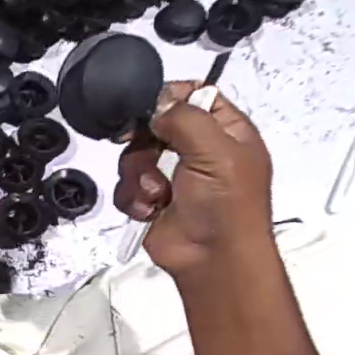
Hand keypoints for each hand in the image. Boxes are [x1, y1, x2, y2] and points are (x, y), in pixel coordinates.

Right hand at [114, 83, 274, 276]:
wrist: (211, 258)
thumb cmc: (226, 206)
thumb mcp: (216, 150)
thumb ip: (185, 118)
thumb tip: (157, 108)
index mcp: (224, 131)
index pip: (195, 96)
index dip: (170, 98)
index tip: (152, 109)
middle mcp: (197, 150)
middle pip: (154, 126)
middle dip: (146, 144)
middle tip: (152, 156)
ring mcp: (172, 176)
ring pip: (135, 157)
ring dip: (140, 176)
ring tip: (157, 194)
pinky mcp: (151, 200)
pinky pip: (127, 187)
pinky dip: (134, 198)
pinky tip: (150, 210)